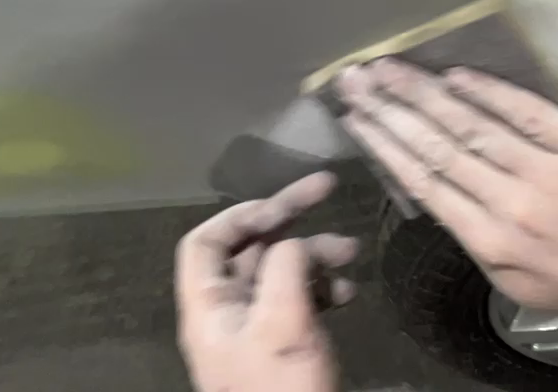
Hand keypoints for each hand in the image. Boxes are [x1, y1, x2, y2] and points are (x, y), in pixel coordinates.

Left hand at [174, 172, 359, 391]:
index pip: (206, 243)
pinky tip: (346, 294)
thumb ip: (287, 265)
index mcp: (210, 308)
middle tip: (328, 186)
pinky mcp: (280, 345)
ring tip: (351, 253)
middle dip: (290, 215)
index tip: (284, 210)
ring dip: (316, 253)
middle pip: (250, 247)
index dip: (242, 215)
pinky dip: (322, 286)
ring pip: (281, 269)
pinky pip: (298, 297)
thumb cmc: (283, 390)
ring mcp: (253, 330)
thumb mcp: (285, 320)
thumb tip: (294, 244)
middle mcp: (227, 314)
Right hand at [337, 59, 557, 332]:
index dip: (385, 144)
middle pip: (439, 146)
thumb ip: (473, 232)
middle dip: (392, 109)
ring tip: (393, 67)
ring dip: (428, 93)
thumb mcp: (511, 277)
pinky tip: (458, 73)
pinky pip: (528, 111)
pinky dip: (491, 91)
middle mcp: (510, 203)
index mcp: (488, 240)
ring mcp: (547, 169)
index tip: (357, 116)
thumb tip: (436, 188)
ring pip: (474, 125)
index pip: (424, 181)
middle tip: (359, 78)